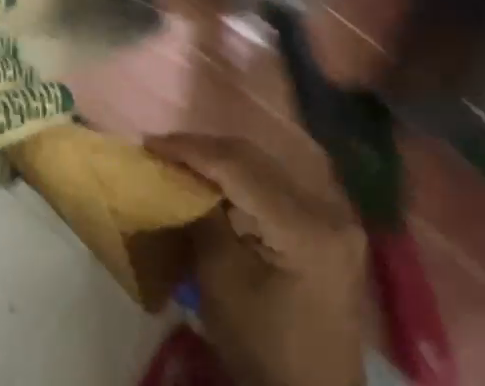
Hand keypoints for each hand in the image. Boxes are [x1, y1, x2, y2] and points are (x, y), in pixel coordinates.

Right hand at [147, 134, 368, 385]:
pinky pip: (281, 188)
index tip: (148, 143)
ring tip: (183, 160)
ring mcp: (336, 220)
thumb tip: (178, 176)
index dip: (189, 149)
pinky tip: (217, 183)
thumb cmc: (262, 342)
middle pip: (257, 160)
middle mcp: (330, 211)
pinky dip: (245, 180)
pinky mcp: (332, 231)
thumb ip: (202, 216)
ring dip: (224, 161)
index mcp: (305, 225)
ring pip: (269, 168)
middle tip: (161, 148)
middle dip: (205, 150)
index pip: (238, 166)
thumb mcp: (221, 277)